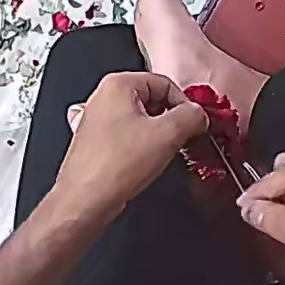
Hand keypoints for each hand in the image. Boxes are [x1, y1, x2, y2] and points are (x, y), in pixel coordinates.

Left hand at [49, 72, 207, 222]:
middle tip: (181, 138)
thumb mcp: (168, 134)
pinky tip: (143, 161)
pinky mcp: (95, 143)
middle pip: (152, 99)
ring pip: (140, 119)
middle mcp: (103, 97)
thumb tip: (199, 114)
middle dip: (171, 119)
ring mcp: (96, 120)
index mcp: (118, 85)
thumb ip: (191, 116)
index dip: (184, 104)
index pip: (165, 84)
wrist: (85, 201)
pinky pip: (126, 136)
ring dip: (156, 135)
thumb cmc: (116, 165)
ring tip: (161, 153)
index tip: (194, 123)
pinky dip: (139, 146)